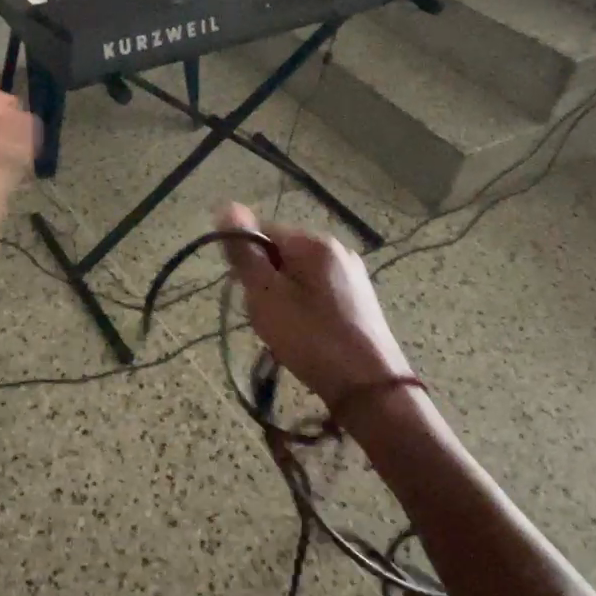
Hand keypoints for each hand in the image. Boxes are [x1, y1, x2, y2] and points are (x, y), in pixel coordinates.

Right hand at [218, 203, 412, 407]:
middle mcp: (337, 249)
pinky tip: (305, 335)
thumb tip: (226, 206)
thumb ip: (244, 252)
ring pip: (297, 276)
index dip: (247, 261)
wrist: (369, 389)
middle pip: (280, 253)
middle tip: (266, 316)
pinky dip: (302, 308)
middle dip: (265, 282)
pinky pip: (316, 292)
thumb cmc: (310, 337)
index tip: (247, 293)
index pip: (262, 231)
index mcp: (314, 241)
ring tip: (284, 330)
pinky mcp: (359, 300)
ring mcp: (352, 275)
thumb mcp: (265, 294)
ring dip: (282, 297)